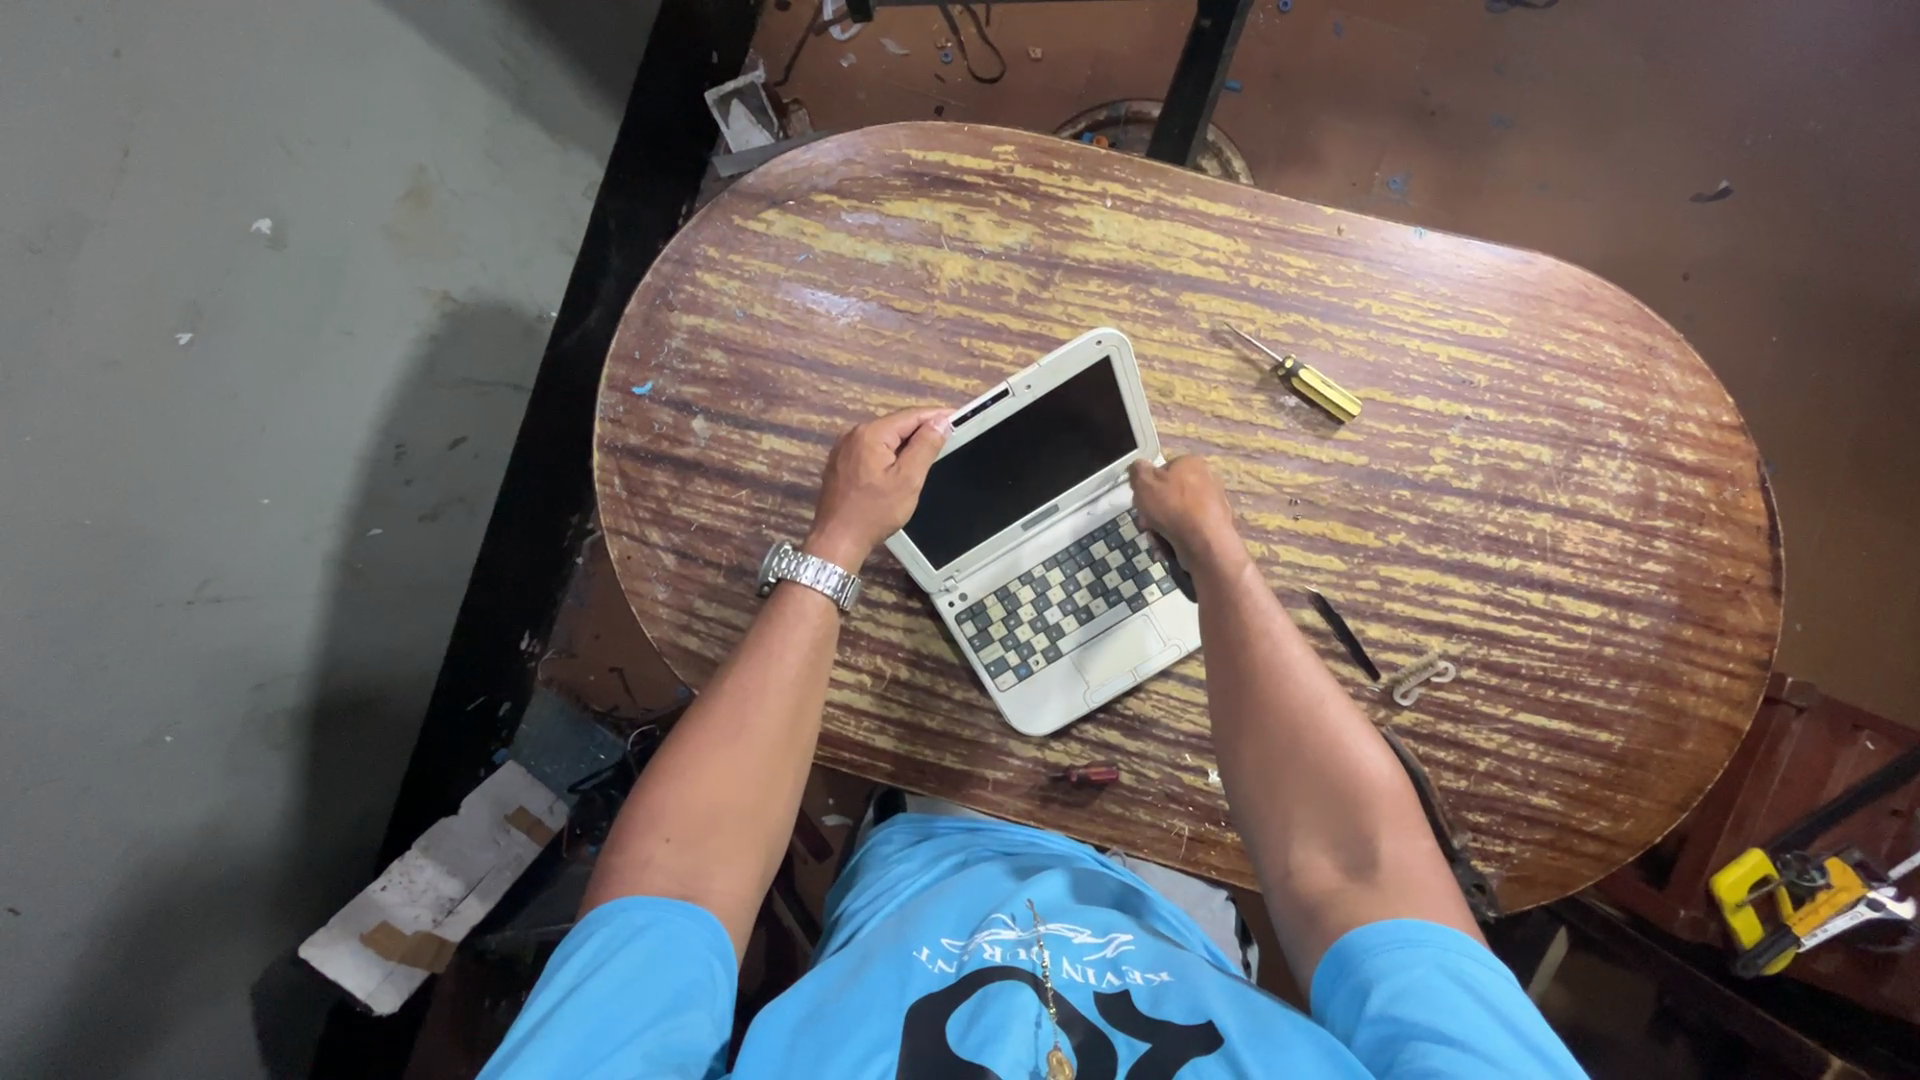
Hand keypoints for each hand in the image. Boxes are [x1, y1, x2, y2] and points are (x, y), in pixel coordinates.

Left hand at [804, 407, 952, 568]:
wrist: (836, 540)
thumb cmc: (875, 512)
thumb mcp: (908, 479)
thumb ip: (925, 446)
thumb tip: (941, 421)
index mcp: (871, 434)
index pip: (910, 416)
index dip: (936, 416)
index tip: (957, 418)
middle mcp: (854, 435)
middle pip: (895, 425)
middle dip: (921, 428)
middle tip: (948, 435)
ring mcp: (844, 449)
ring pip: (883, 438)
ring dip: (906, 442)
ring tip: (929, 449)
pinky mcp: (841, 464)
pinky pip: (871, 450)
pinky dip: (889, 453)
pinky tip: (900, 465)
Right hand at [1128, 455, 1246, 572]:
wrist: (1205, 541)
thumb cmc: (1172, 507)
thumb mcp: (1144, 484)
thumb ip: (1137, 471)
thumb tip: (1139, 466)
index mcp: (1190, 463)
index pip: (1162, 470)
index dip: (1146, 487)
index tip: (1139, 502)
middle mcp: (1205, 479)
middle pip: (1168, 494)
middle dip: (1152, 511)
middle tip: (1145, 524)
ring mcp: (1212, 503)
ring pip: (1176, 513)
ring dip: (1160, 527)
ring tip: (1155, 538)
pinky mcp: (1215, 524)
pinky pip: (1188, 528)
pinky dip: (1176, 536)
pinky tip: (1167, 546)